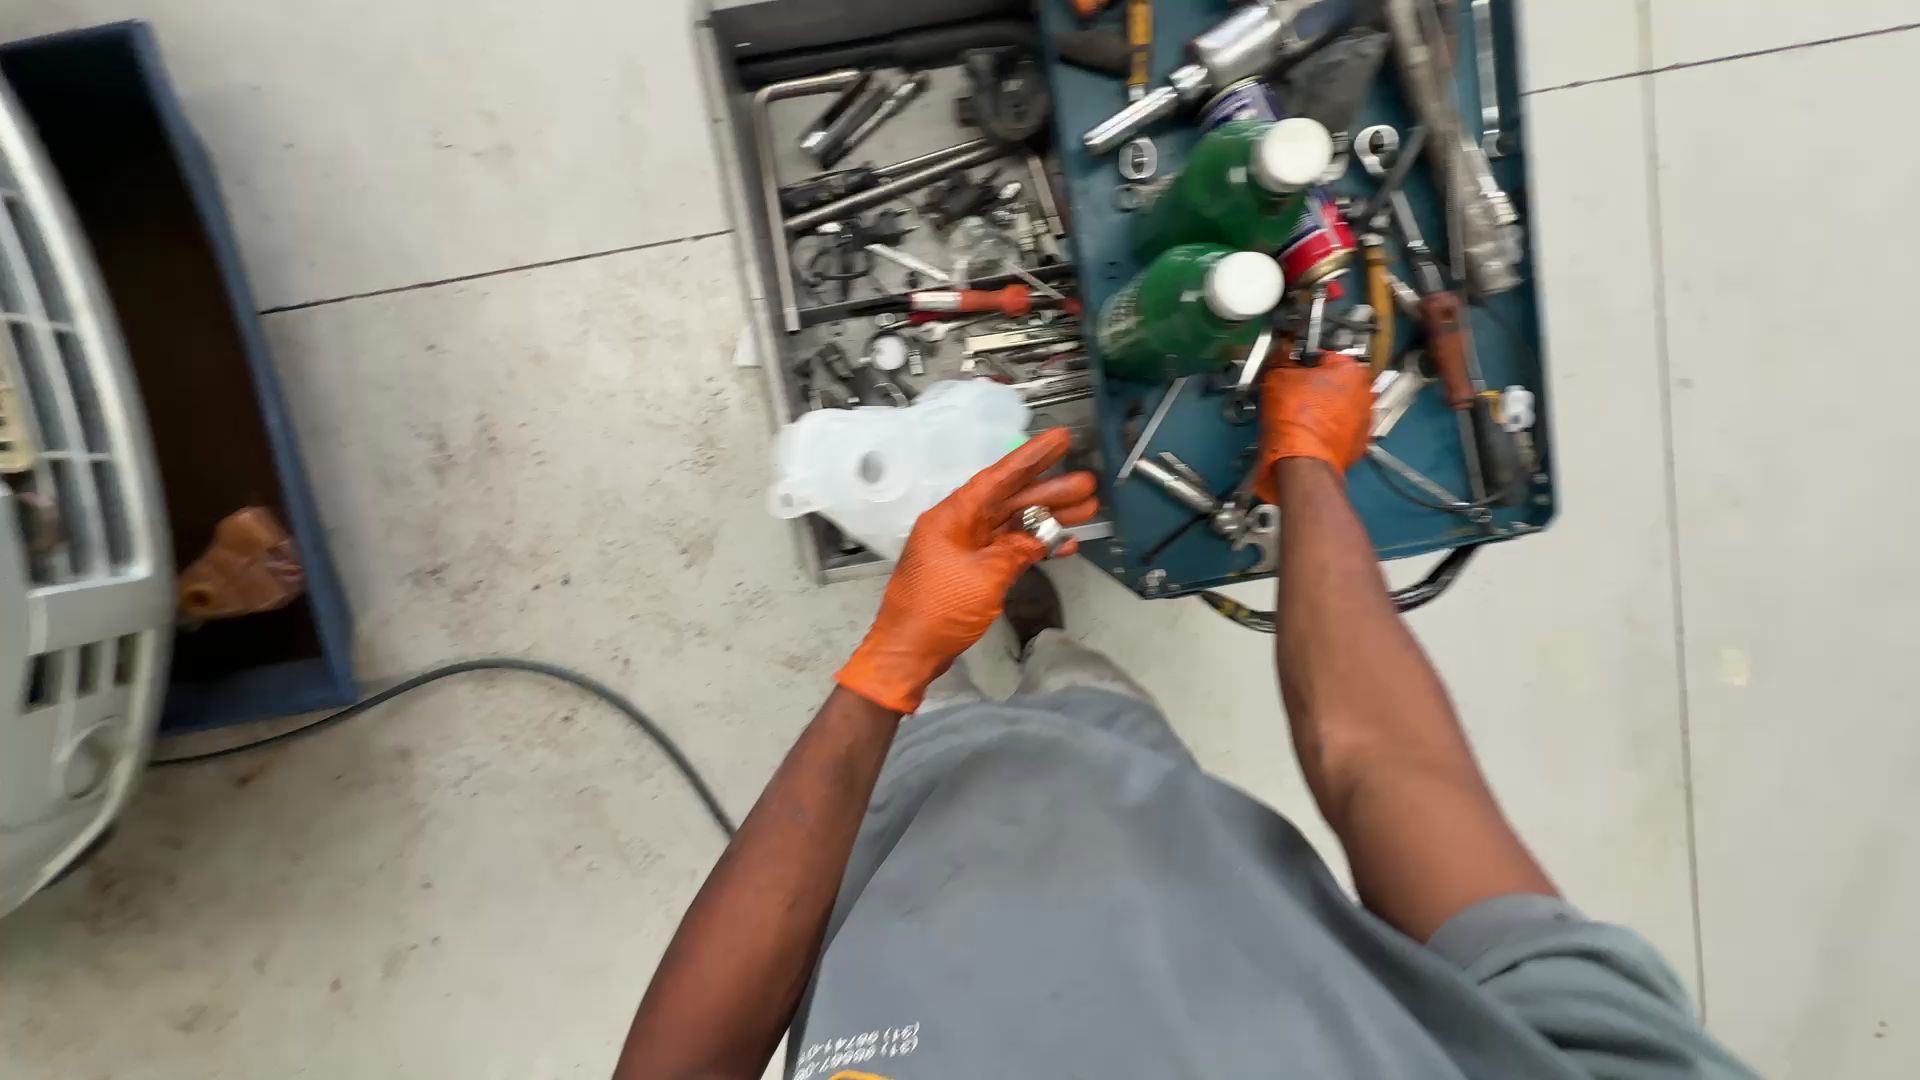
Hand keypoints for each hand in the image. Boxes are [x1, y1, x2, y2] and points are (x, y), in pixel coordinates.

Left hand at [836, 428, 1098, 712]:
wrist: (909, 652)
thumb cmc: (937, 612)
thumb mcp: (984, 578)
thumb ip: (1015, 552)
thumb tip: (1039, 538)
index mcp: (952, 517)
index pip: (997, 478)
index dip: (1030, 457)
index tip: (1059, 439)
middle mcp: (958, 526)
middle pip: (1009, 499)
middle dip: (1049, 491)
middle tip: (1086, 482)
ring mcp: (965, 548)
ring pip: (1012, 524)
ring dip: (1047, 518)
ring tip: (1087, 509)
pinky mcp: (971, 570)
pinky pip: (1008, 549)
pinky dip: (1033, 547)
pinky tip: (1062, 545)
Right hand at [1254, 350, 1373, 503]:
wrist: (1302, 462)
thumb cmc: (1292, 416)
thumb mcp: (1276, 378)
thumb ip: (1281, 358)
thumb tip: (1282, 350)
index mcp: (1351, 369)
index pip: (1322, 355)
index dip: (1300, 364)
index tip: (1287, 376)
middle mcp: (1366, 391)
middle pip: (1333, 382)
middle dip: (1314, 387)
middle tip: (1291, 399)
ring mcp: (1366, 419)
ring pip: (1339, 406)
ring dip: (1323, 409)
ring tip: (1300, 420)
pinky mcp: (1360, 443)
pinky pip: (1340, 429)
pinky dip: (1328, 430)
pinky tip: (1310, 436)